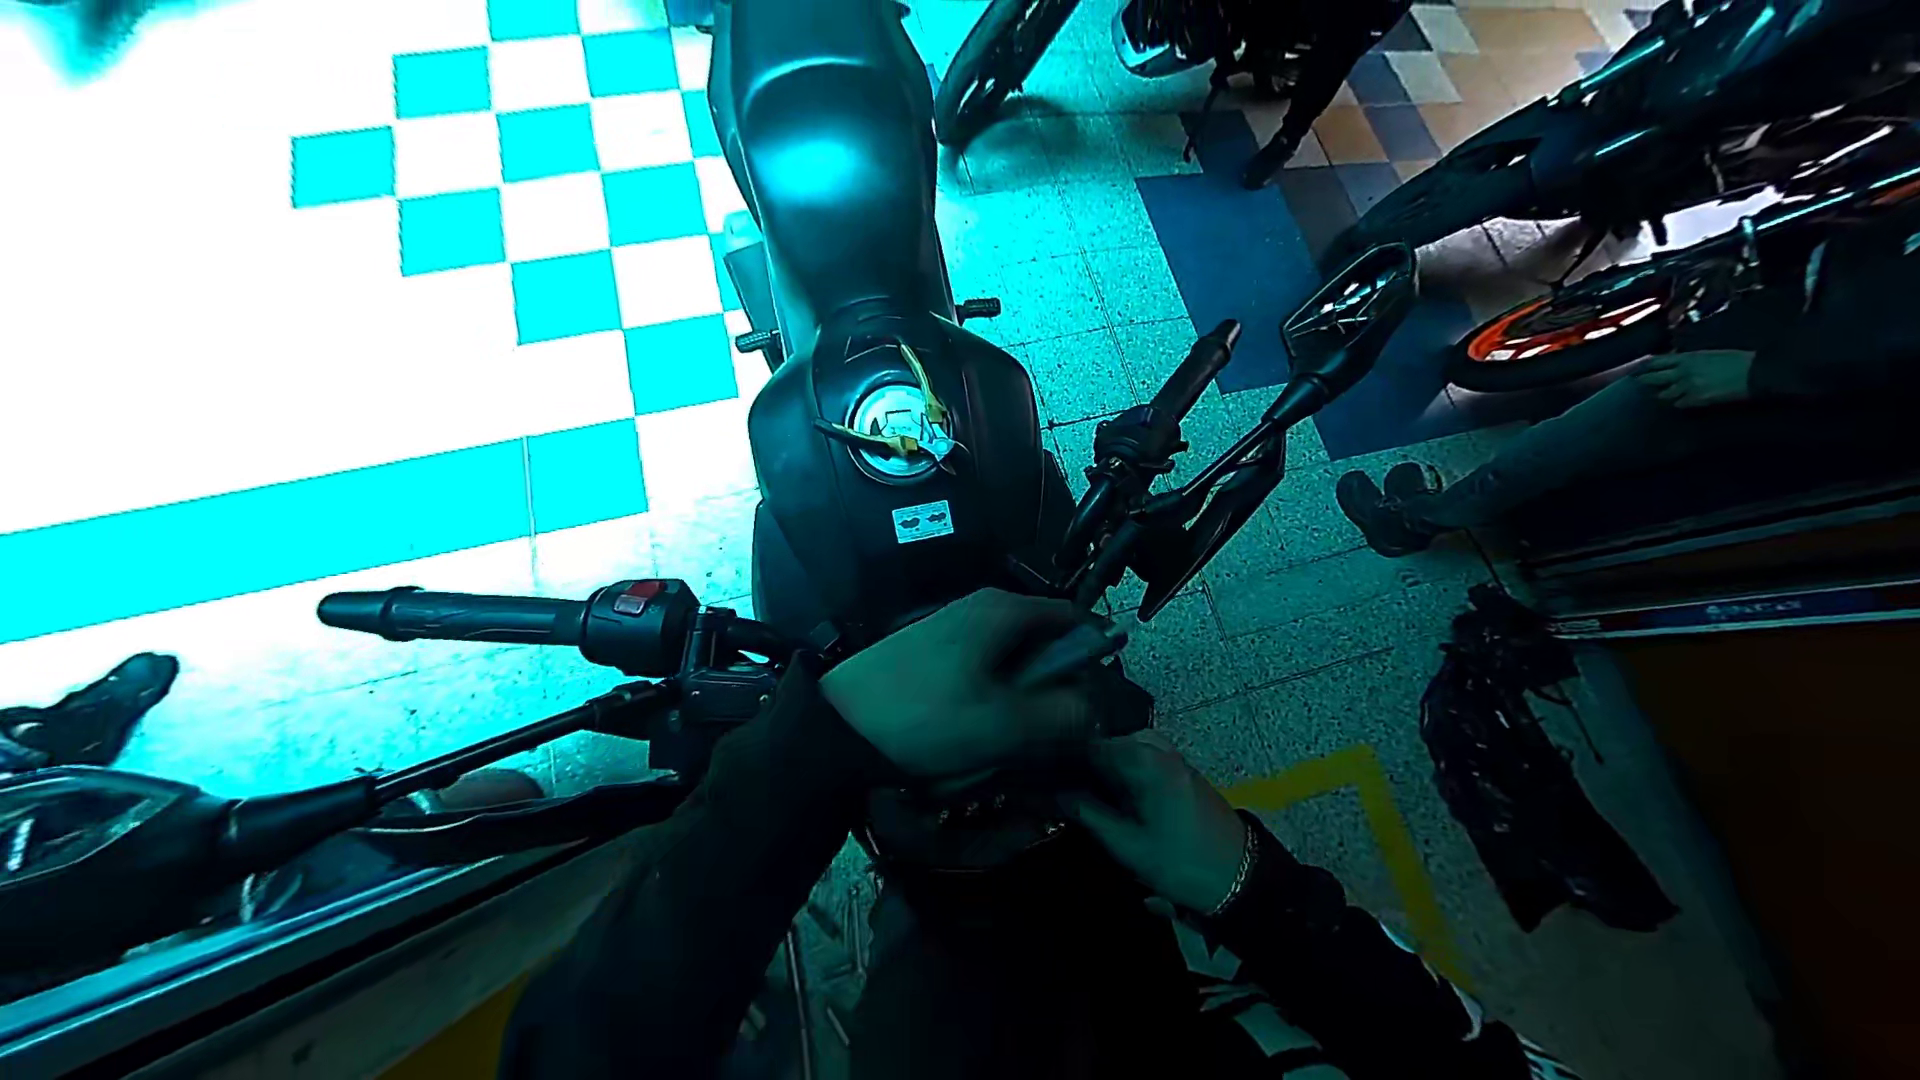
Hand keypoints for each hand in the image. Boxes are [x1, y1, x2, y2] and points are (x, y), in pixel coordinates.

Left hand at [819, 589, 1101, 780]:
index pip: (1071, 617)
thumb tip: (1094, 706)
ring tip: (1013, 731)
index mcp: (1002, 610)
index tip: (1099, 694)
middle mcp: (979, 606)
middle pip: (1041, 637)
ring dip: (1022, 691)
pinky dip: (994, 691)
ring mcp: (952, 624)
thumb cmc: (925, 717)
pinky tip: (979, 724)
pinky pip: (982, 664)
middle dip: (1055, 679)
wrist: (838, 725)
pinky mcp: (932, 646)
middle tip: (1053, 724)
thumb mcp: (1003, 723)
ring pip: (1011, 656)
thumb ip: (1062, 714)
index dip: (1094, 652)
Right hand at [1060, 731, 1248, 913]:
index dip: (1071, 758)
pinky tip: (1117, 795)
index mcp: (1146, 761)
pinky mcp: (1182, 772)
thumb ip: (1090, 814)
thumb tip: (1058, 794)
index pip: (1095, 744)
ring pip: (1129, 749)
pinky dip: (1127, 770)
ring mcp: (1174, 759)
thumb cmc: (1180, 861)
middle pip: (1112, 742)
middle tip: (1069, 788)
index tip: (1052, 775)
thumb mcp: (1128, 844)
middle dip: (1090, 761)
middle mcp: (1160, 750)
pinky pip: (1145, 757)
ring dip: (1109, 766)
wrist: (1240, 879)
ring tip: (1092, 793)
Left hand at [1633, 349, 1755, 407]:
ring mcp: (1687, 386)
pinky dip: (1680, 403)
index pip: (1655, 362)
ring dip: (1665, 394)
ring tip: (1668, 394)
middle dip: (1646, 382)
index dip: (1644, 367)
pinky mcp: (1695, 398)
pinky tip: (1686, 401)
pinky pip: (1678, 404)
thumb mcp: (1711, 354)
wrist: (1761, 371)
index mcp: (1688, 358)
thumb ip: (1690, 360)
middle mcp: (1682, 372)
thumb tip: (1675, 364)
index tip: (1635, 371)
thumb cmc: (1741, 360)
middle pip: (1651, 379)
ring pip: (1663, 394)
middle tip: (1642, 385)